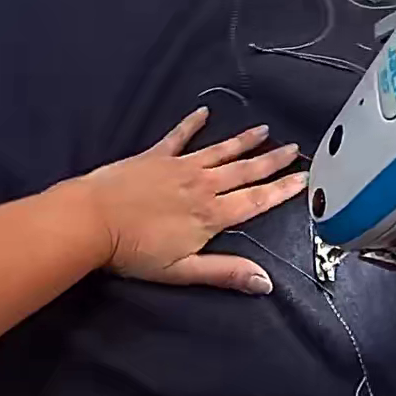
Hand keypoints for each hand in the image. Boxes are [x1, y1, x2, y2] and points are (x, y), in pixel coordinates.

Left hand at [69, 107, 306, 293]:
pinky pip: (179, 136)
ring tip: (264, 130)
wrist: (91, 220)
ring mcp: (181, 166)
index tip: (304, 177)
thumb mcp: (182, 272)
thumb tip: (267, 282)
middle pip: (245, 171)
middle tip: (293, 147)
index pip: (256, 200)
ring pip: (221, 151)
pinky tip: (203, 112)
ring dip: (244, 141)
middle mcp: (204, 185)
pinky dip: (192, 124)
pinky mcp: (156, 156)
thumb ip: (225, 273)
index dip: (282, 189)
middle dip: (272, 160)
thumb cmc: (134, 252)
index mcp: (212, 214)